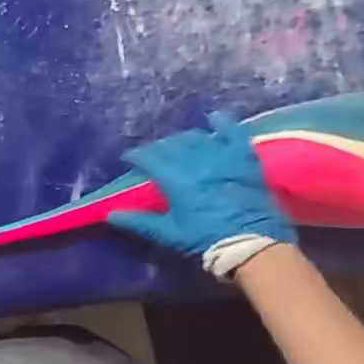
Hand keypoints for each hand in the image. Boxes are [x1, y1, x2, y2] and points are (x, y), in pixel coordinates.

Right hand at [107, 112, 296, 278]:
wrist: (253, 245)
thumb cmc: (206, 240)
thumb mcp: (169, 233)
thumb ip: (140, 222)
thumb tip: (111, 215)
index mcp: (176, 180)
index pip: (149, 158)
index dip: (136, 156)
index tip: (129, 158)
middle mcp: (197, 163)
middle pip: (172, 145)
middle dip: (158, 147)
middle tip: (152, 155)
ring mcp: (223, 158)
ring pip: (198, 138)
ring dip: (183, 138)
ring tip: (178, 143)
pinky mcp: (245, 160)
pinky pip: (234, 135)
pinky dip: (224, 124)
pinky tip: (215, 117)